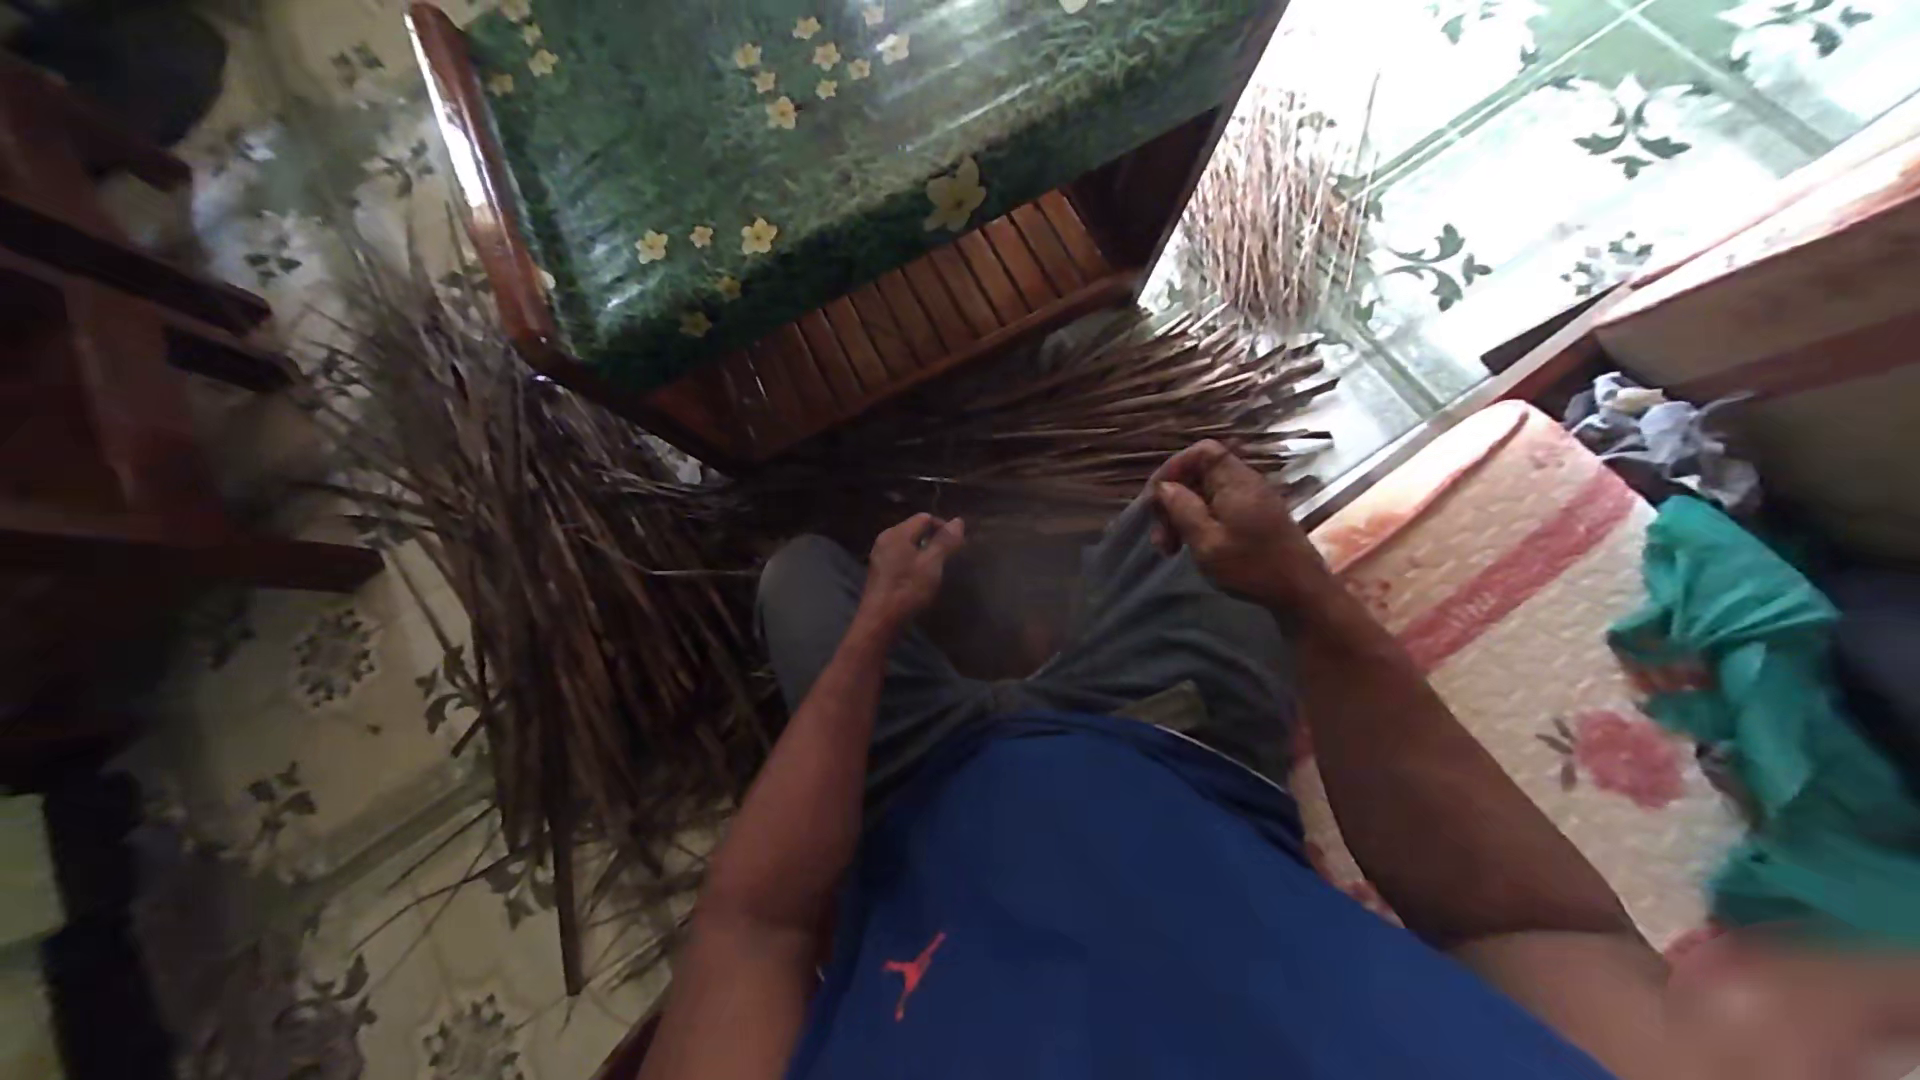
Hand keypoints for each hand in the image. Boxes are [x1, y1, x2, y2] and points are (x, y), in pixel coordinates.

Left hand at [855, 513, 966, 634]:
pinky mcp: (879, 570)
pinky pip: (900, 556)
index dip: (943, 527)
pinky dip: (913, 561)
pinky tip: (919, 578)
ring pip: (908, 544)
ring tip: (936, 568)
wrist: (880, 620)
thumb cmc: (908, 589)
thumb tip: (958, 520)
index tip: (956, 546)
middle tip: (948, 557)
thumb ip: (945, 541)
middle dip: (934, 539)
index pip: (925, 518)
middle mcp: (885, 538)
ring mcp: (880, 554)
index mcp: (897, 533)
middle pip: (915, 529)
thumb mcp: (932, 564)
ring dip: (924, 552)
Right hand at [1149, 440, 1335, 611]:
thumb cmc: (1251, 567)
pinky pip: (1218, 508)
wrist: (1300, 592)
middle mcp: (1245, 483)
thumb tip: (1164, 486)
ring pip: (1205, 493)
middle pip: (1199, 474)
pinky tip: (1190, 545)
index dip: (1174, 467)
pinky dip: (1198, 522)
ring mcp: (1252, 500)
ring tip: (1169, 548)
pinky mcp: (1255, 517)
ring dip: (1182, 515)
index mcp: (1236, 482)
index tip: (1156, 497)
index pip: (1203, 451)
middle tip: (1159, 536)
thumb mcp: (1207, 541)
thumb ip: (1182, 508)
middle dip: (1173, 500)